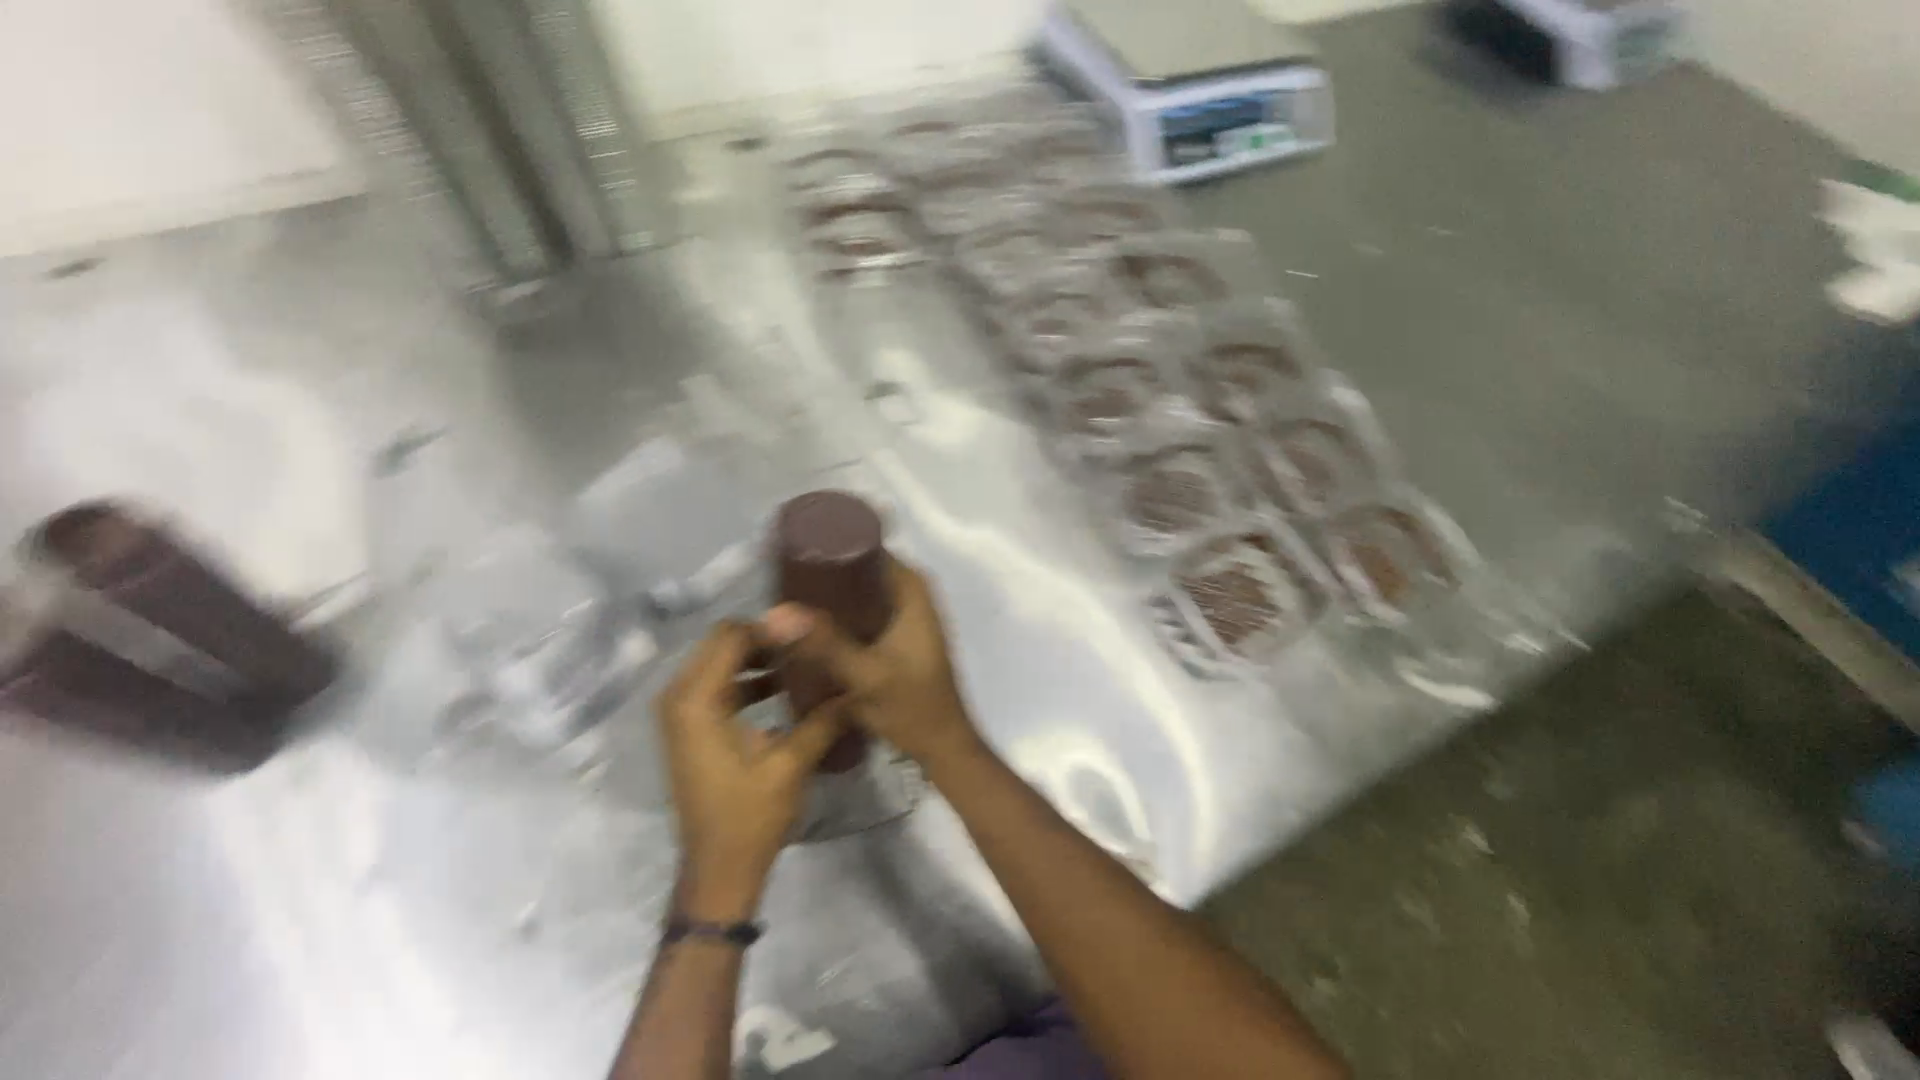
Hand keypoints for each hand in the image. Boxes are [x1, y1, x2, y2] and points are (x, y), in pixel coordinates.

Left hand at [655, 620, 847, 920]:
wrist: (717, 869)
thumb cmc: (750, 816)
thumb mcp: (791, 765)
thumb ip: (822, 719)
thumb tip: (856, 688)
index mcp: (696, 700)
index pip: (731, 636)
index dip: (770, 630)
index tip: (808, 636)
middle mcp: (678, 697)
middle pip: (721, 644)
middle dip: (763, 641)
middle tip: (806, 647)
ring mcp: (679, 713)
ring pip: (718, 663)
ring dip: (755, 661)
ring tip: (800, 666)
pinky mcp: (688, 728)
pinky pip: (715, 686)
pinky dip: (744, 681)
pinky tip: (781, 692)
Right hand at [761, 558, 981, 769]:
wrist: (943, 746)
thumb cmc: (913, 707)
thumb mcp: (866, 675)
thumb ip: (825, 644)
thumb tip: (775, 613)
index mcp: (912, 589)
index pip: (866, 545)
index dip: (829, 544)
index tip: (789, 550)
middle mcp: (912, 593)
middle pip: (859, 567)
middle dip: (822, 571)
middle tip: (778, 578)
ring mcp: (906, 615)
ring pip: (859, 591)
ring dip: (828, 594)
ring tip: (785, 598)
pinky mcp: (897, 637)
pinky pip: (862, 611)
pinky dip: (839, 614)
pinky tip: (807, 626)